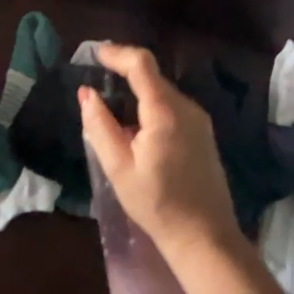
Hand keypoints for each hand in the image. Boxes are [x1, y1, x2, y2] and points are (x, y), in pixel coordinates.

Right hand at [78, 44, 236, 255]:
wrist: (206, 239)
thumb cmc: (158, 205)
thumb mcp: (118, 168)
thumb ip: (99, 125)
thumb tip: (86, 92)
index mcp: (165, 112)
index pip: (141, 64)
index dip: (117, 53)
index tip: (95, 54)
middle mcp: (187, 108)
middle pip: (151, 76)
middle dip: (124, 73)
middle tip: (98, 83)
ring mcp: (199, 120)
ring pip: (161, 91)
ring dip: (137, 91)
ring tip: (113, 110)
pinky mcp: (204, 133)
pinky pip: (172, 106)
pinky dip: (151, 106)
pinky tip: (137, 130)